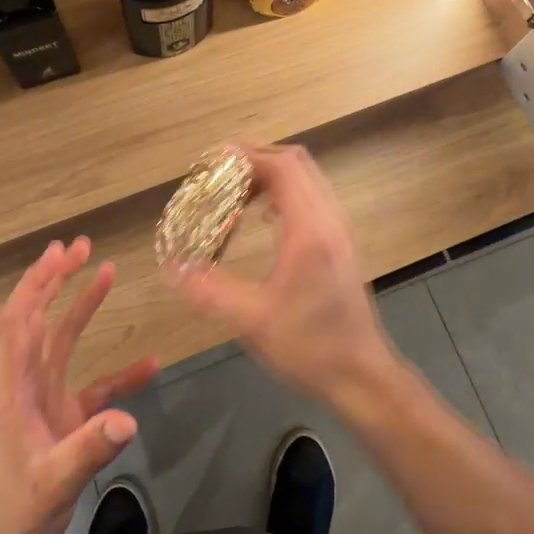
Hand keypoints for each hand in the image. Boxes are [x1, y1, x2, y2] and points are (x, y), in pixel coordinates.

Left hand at [0, 238, 159, 533]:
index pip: (17, 323)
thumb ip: (89, 448)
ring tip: (106, 269)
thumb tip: (130, 417)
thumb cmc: (13, 510)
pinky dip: (120, 374)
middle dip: (55, 280)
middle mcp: (27, 384)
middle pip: (38, 320)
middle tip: (80, 245)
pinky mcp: (63, 420)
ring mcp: (45, 400)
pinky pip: (96, 388)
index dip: (34, 285)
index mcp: (14, 389)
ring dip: (80, 307)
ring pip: (62, 342)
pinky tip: (151, 364)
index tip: (58, 254)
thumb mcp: (51, 481)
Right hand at [167, 145, 399, 408]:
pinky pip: (313, 197)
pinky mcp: (342, 243)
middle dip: (257, 159)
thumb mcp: (253, 322)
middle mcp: (330, 219)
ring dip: (273, 175)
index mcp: (310, 230)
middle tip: (221, 176)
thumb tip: (170, 269)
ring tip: (236, 194)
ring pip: (308, 178)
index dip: (248, 156)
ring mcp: (340, 230)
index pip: (283, 168)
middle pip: (297, 163)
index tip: (214, 164)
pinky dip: (286, 193)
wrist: (363, 376)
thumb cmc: (311, 348)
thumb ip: (209, 292)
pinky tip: (263, 218)